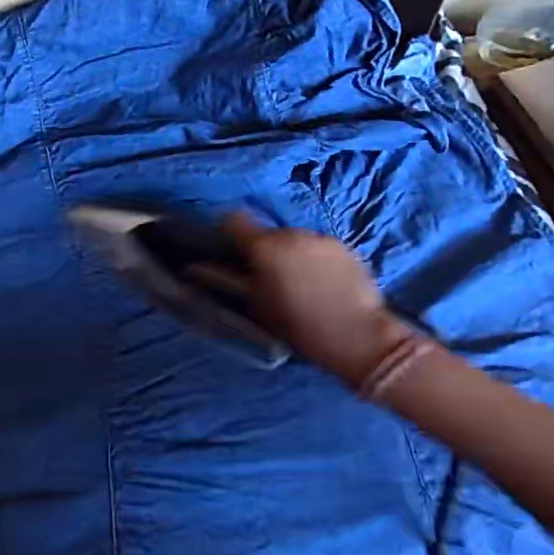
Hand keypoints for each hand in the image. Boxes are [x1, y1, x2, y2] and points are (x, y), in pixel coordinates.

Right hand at [221, 213, 406, 385]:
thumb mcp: (259, 306)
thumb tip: (197, 267)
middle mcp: (292, 233)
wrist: (357, 335)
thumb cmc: (300, 326)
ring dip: (293, 255)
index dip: (229, 231)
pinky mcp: (344, 245)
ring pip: (296, 240)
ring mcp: (320, 237)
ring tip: (303, 285)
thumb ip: (228, 280)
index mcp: (265, 247)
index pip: (234, 220)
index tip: (232, 249)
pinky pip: (320, 247)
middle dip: (267, 251)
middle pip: (269, 234)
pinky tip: (326, 284)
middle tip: (273, 280)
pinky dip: (317, 260)